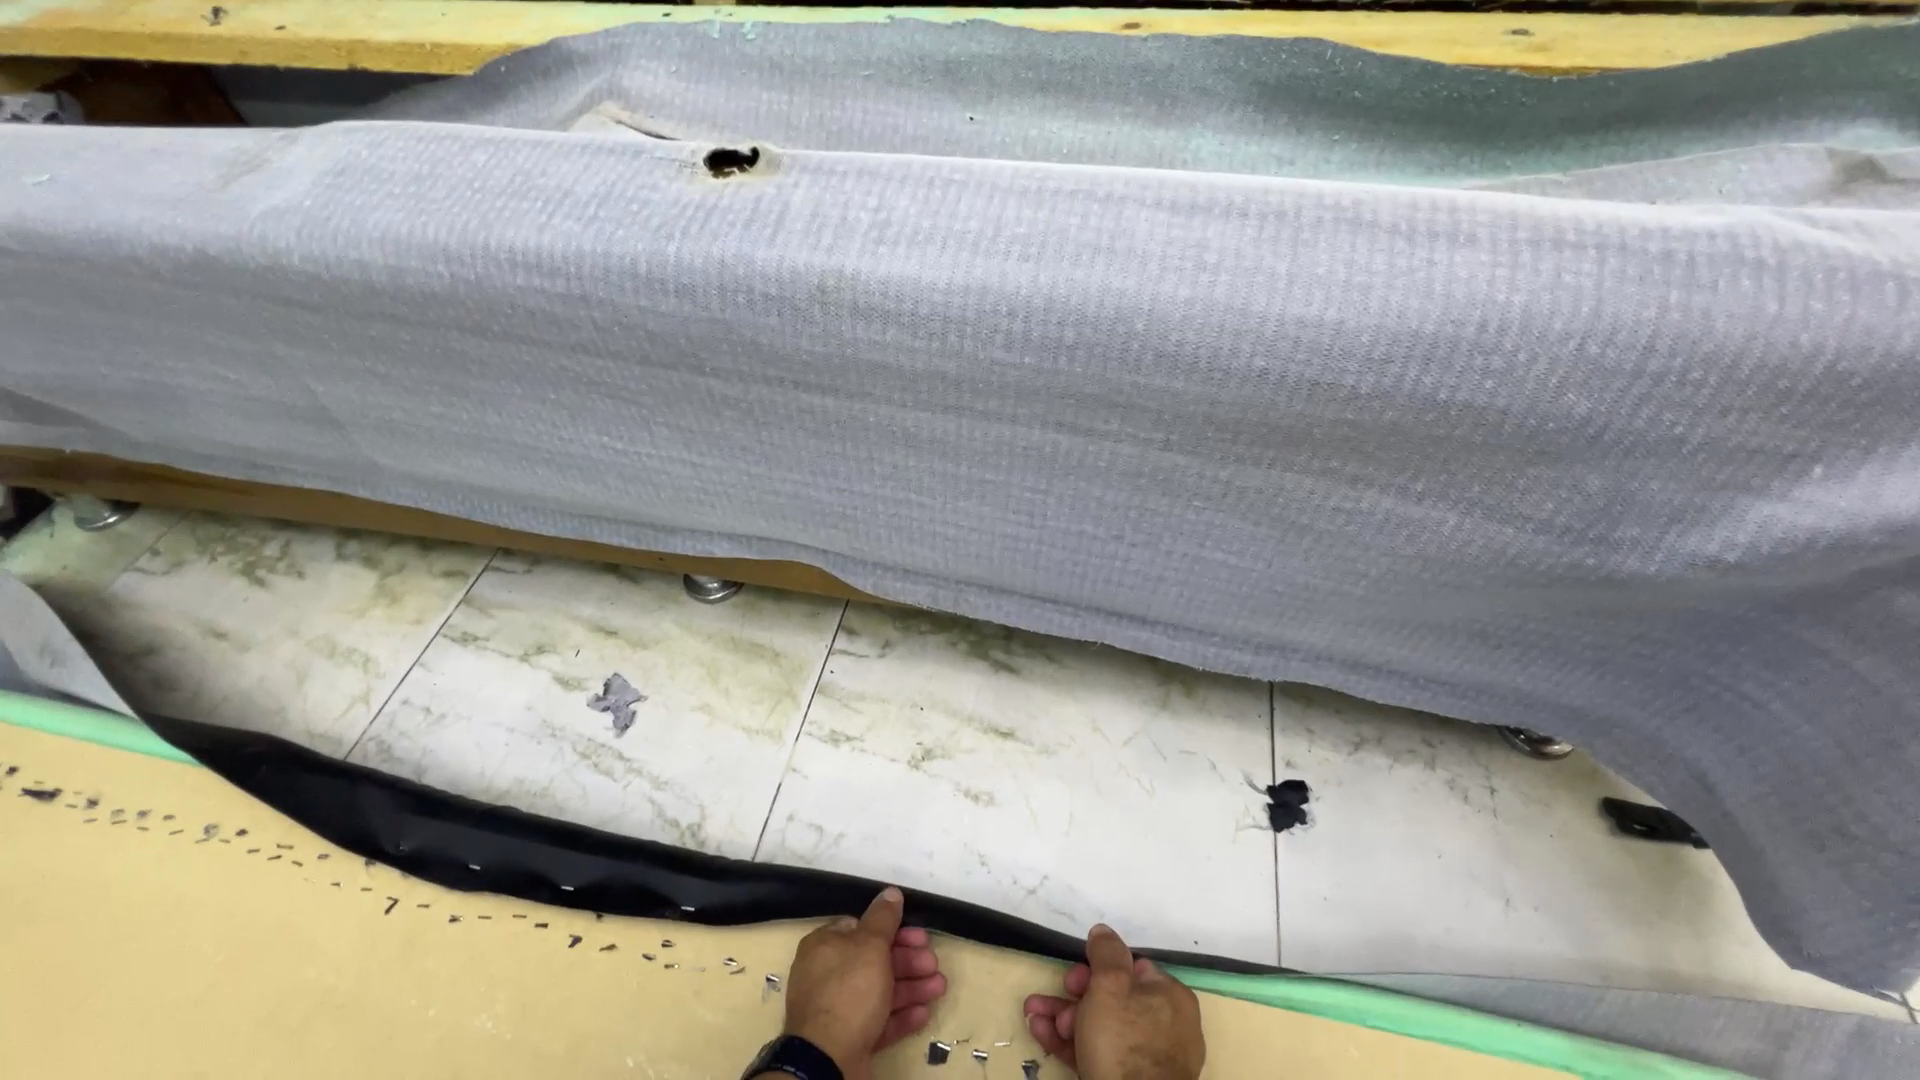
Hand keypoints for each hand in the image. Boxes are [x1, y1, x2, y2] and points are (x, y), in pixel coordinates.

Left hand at [779, 887, 946, 1079]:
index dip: (892, 930)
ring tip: (939, 987)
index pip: (860, 929)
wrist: (828, 1058)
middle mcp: (828, 975)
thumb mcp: (870, 945)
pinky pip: (879, 1021)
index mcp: (825, 946)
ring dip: (912, 987)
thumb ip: (883, 918)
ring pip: (880, 991)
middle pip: (874, 961)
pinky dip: (901, 1015)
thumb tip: (891, 891)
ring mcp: (838, 1009)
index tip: (917, 934)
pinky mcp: (850, 1038)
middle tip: (933, 961)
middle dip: (908, 961)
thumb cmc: (849, 990)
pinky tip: (924, 1012)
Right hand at [1022, 924, 1205, 1079]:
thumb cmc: (1125, 1042)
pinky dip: (1069, 1043)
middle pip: (1111, 1000)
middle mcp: (1164, 1027)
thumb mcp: (1111, 986)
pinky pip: (1097, 1053)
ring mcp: (1146, 1059)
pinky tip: (1040, 1032)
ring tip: (1033, 1015)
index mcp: (1169, 998)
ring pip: (1099, 1027)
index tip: (1073, 977)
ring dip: (1062, 1017)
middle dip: (1072, 997)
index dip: (1097, 970)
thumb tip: (1103, 931)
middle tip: (1049, 1000)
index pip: (1131, 970)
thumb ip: (1106, 953)